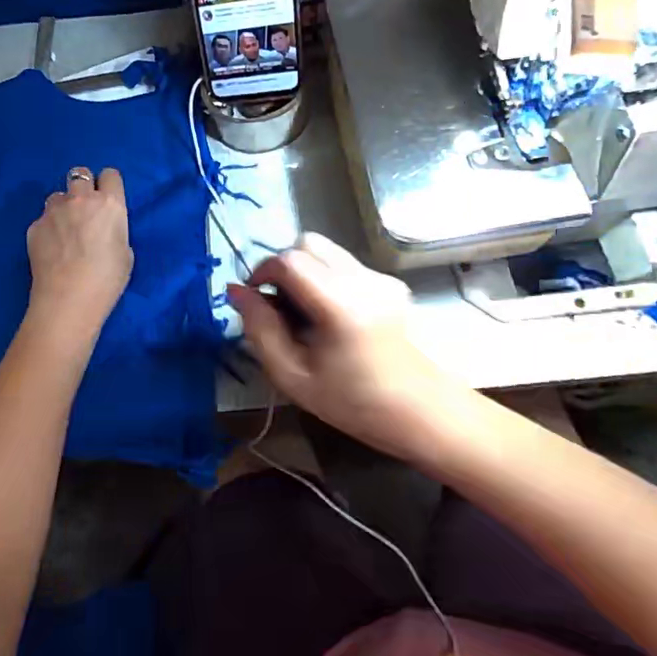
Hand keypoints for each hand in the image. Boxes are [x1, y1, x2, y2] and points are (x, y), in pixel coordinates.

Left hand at [27, 167, 132, 332]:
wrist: (68, 299)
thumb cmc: (107, 280)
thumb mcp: (125, 252)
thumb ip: (114, 230)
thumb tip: (102, 229)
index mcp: (109, 204)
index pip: (110, 174)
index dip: (108, 185)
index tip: (107, 199)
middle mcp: (80, 199)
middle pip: (79, 173)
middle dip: (83, 186)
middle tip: (85, 210)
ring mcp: (53, 211)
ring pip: (58, 195)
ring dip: (63, 206)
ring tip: (65, 230)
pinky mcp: (34, 226)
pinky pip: (43, 218)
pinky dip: (48, 228)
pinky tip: (52, 249)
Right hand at [227, 233, 475, 460]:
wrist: (420, 412)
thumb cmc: (353, 403)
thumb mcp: (292, 376)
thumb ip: (260, 328)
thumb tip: (236, 290)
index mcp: (340, 303)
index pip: (289, 259)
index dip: (262, 272)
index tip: (255, 300)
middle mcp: (363, 279)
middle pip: (308, 243)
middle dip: (283, 267)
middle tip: (279, 307)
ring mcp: (381, 278)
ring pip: (327, 250)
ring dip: (305, 271)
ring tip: (304, 314)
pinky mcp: (391, 283)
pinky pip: (346, 265)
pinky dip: (326, 279)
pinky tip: (331, 318)